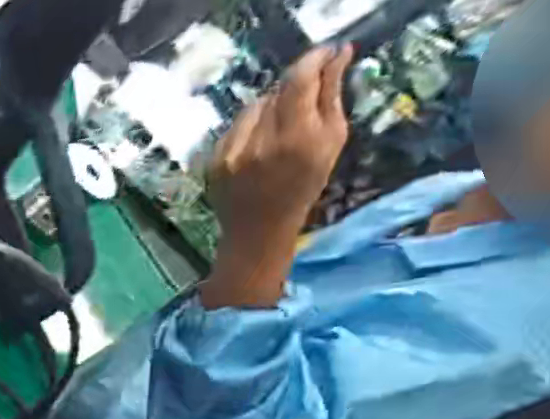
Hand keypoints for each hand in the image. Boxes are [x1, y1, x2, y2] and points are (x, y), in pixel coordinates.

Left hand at [201, 44, 353, 308]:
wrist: (258, 230)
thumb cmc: (303, 186)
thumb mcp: (332, 141)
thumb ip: (331, 97)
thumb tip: (336, 57)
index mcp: (295, 138)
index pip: (298, 80)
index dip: (312, 60)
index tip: (324, 56)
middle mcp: (260, 144)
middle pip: (276, 91)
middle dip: (292, 88)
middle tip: (303, 98)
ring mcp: (232, 155)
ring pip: (253, 107)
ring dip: (268, 107)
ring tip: (279, 127)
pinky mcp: (213, 163)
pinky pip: (234, 128)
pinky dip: (247, 127)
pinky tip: (256, 145)